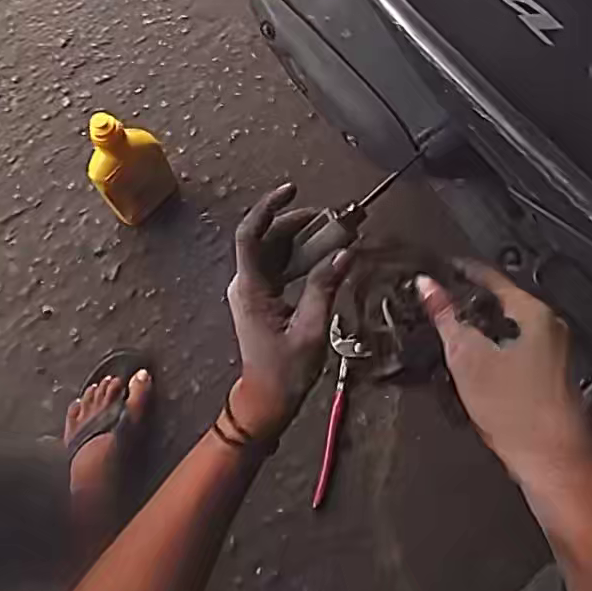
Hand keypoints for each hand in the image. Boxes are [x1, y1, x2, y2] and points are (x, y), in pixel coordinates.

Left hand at [226, 184, 350, 437]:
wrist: (266, 400)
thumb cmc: (286, 371)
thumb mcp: (311, 330)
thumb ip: (325, 288)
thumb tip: (345, 253)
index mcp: (250, 289)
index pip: (250, 235)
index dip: (268, 208)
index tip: (290, 190)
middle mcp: (246, 284)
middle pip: (267, 238)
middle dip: (297, 222)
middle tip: (331, 217)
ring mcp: (252, 290)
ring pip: (274, 250)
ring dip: (301, 238)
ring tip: (333, 230)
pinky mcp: (262, 297)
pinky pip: (279, 265)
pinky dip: (300, 255)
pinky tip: (324, 253)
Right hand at [417, 261, 591, 482]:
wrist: (553, 466)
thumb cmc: (520, 415)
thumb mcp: (466, 356)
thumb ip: (445, 316)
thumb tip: (427, 286)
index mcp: (534, 313)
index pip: (490, 276)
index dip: (459, 271)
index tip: (439, 271)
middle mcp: (549, 327)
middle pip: (498, 302)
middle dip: (466, 306)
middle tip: (437, 309)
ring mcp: (552, 352)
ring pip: (504, 328)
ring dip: (477, 332)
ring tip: (451, 342)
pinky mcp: (548, 376)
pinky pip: (512, 350)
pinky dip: (490, 352)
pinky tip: (473, 371)